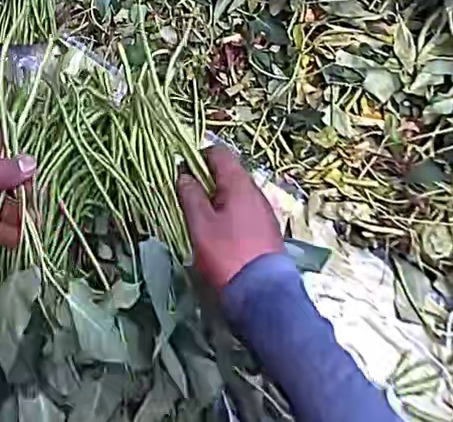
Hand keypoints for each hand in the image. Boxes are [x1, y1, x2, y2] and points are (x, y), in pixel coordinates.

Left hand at [0, 125, 35, 248]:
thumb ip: (7, 170)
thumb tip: (33, 163)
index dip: (15, 152)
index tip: (32, 167)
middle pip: (1, 173)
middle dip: (20, 188)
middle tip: (39, 202)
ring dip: (15, 211)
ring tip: (36, 224)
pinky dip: (2, 228)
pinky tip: (20, 238)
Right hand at [176, 145, 283, 289]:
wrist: (265, 299)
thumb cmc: (227, 255)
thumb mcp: (200, 224)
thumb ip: (190, 194)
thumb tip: (184, 175)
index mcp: (239, 184)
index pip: (219, 153)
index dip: (198, 157)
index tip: (183, 172)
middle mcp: (256, 192)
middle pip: (229, 172)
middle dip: (207, 180)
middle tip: (189, 197)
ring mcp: (265, 212)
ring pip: (237, 193)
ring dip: (219, 199)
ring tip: (203, 219)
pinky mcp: (269, 232)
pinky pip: (246, 211)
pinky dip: (231, 214)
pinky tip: (222, 234)